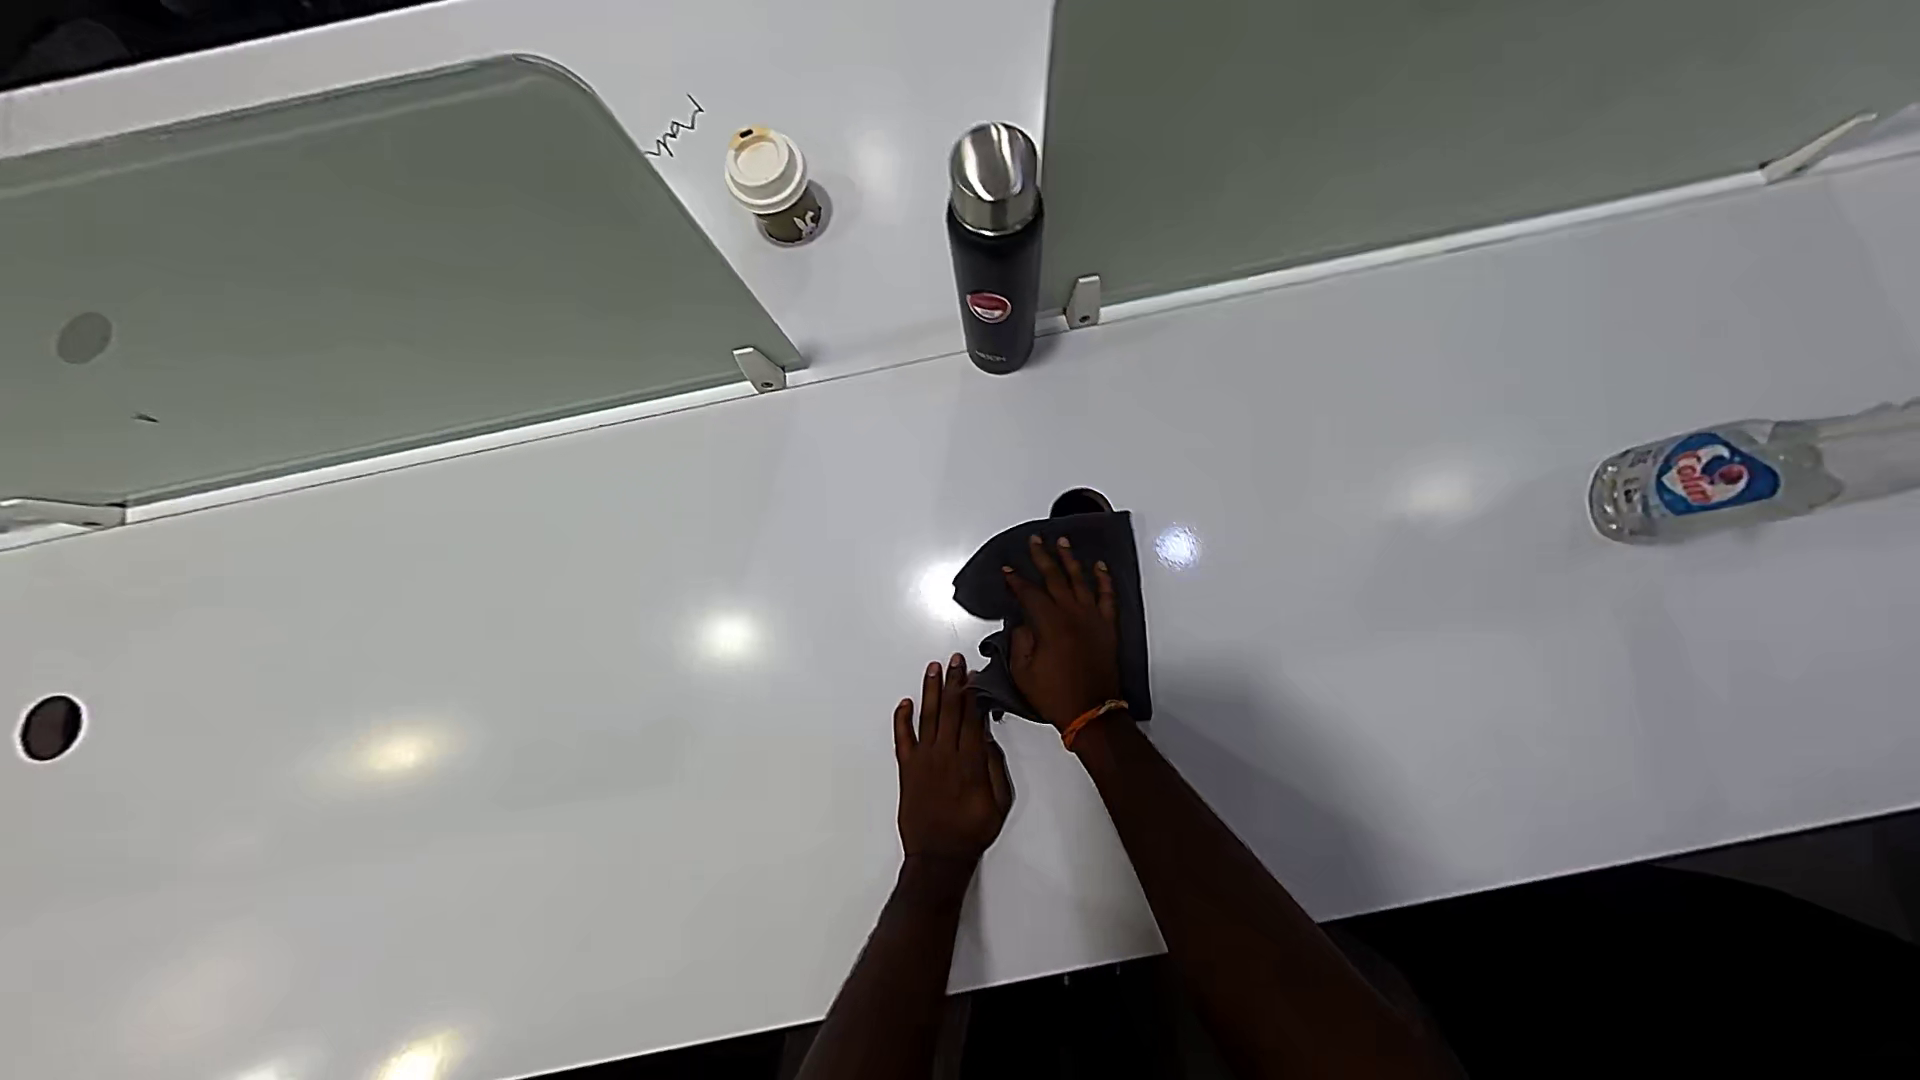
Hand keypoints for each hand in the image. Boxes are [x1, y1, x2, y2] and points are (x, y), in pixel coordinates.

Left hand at [893, 654, 1013, 861]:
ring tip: (933, 668)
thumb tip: (988, 740)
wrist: (938, 855)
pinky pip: (902, 738)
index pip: (972, 718)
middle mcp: (945, 754)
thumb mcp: (998, 803)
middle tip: (956, 661)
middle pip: (951, 709)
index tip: (976, 676)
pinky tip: (905, 702)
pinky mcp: (907, 768)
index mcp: (969, 762)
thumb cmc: (971, 831)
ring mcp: (923, 759)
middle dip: (955, 682)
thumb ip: (994, 768)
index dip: (974, 694)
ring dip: (931, 690)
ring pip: (928, 716)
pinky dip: (902, 718)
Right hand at [1002, 535, 1121, 730]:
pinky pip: (1107, 596)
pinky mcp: (1107, 627)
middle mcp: (1072, 614)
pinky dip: (1104, 579)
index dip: (1016, 579)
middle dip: (1042, 557)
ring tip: (1063, 542)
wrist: (1092, 711)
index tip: (1007, 569)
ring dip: (1070, 559)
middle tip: (1034, 541)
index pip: (1029, 593)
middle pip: (1054, 577)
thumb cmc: (1056, 695)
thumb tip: (1022, 623)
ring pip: (1080, 579)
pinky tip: (1100, 566)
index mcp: (1049, 623)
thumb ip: (1020, 641)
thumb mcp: (1023, 671)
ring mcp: (1092, 618)